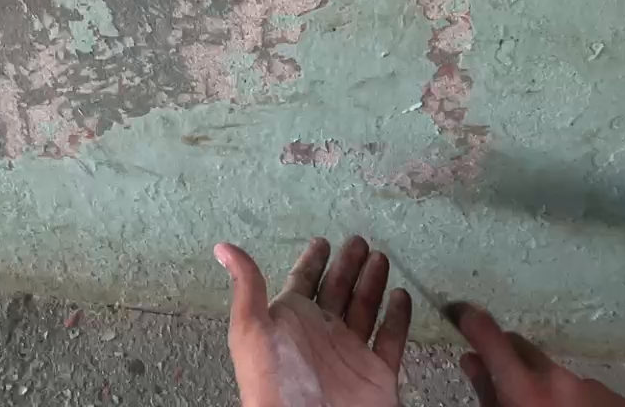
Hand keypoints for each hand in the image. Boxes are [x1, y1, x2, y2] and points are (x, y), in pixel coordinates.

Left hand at [215, 236, 412, 406]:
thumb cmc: (275, 383)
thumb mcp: (251, 329)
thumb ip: (246, 286)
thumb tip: (223, 247)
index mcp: (291, 321)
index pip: (304, 281)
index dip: (313, 260)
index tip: (323, 241)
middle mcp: (321, 333)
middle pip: (337, 289)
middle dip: (347, 265)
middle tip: (359, 241)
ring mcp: (351, 354)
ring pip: (365, 308)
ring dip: (372, 283)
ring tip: (380, 257)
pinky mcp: (377, 376)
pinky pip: (391, 341)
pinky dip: (398, 318)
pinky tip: (402, 296)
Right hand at [449, 303, 624, 406]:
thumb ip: (487, 397)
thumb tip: (471, 362)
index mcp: (524, 388)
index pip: (486, 331)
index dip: (466, 317)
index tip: (455, 314)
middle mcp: (558, 378)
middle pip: (520, 347)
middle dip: (506, 359)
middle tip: (501, 386)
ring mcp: (592, 389)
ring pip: (554, 374)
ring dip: (544, 388)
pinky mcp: (619, 401)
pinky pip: (586, 392)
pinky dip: (574, 404)